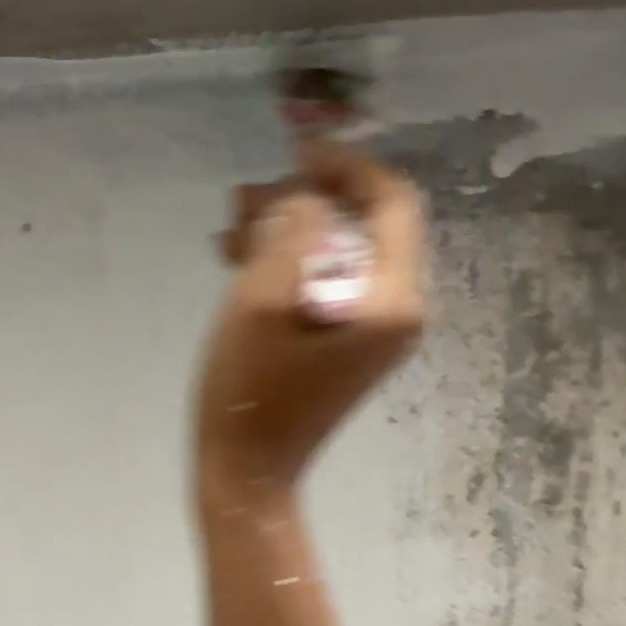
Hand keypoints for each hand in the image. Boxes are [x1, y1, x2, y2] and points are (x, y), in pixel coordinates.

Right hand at [194, 139, 425, 496]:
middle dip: (301, 203)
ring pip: (337, 256)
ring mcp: (373, 334)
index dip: (344, 167)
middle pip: (360, 228)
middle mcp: (397, 312)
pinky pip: (324, 288)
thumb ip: (290, 231)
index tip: (292, 152)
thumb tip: (301, 201)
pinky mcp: (346, 349)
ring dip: (286, 235)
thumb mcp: (261, 300)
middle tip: (241, 201)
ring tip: (228, 233)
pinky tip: (239, 264)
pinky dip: (287, 270)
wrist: (247, 472)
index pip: (390, 203)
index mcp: (391, 300)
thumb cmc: (250, 393)